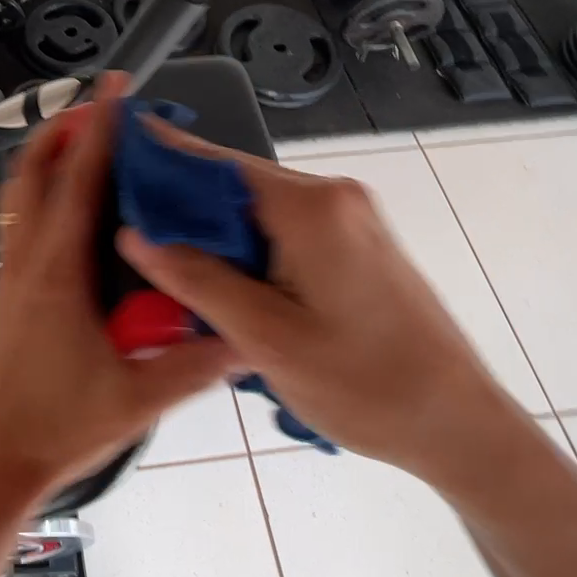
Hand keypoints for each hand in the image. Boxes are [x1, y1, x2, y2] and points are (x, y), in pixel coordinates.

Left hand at [0, 74, 237, 495]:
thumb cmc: (58, 426)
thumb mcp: (139, 398)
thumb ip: (196, 364)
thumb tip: (245, 335)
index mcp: (59, 271)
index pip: (81, 180)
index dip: (100, 127)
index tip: (114, 88)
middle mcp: (28, 258)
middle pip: (33, 168)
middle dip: (63, 127)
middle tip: (100, 108)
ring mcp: (11, 270)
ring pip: (20, 190)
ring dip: (47, 155)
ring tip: (84, 142)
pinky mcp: (7, 286)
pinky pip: (19, 217)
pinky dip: (40, 189)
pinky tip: (69, 206)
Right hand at [117, 122, 515, 483]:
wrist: (460, 426)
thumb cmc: (366, 386)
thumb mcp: (266, 339)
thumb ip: (197, 279)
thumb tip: (134, 235)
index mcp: (311, 207)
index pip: (218, 164)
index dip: (164, 158)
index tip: (116, 151)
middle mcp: (332, 196)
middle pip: (236, 183)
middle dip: (185, 206)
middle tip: (131, 228)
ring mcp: (349, 216)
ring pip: (258, 208)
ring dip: (215, 232)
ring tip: (168, 261)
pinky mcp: (355, 241)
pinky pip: (283, 228)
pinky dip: (247, 246)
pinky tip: (223, 278)